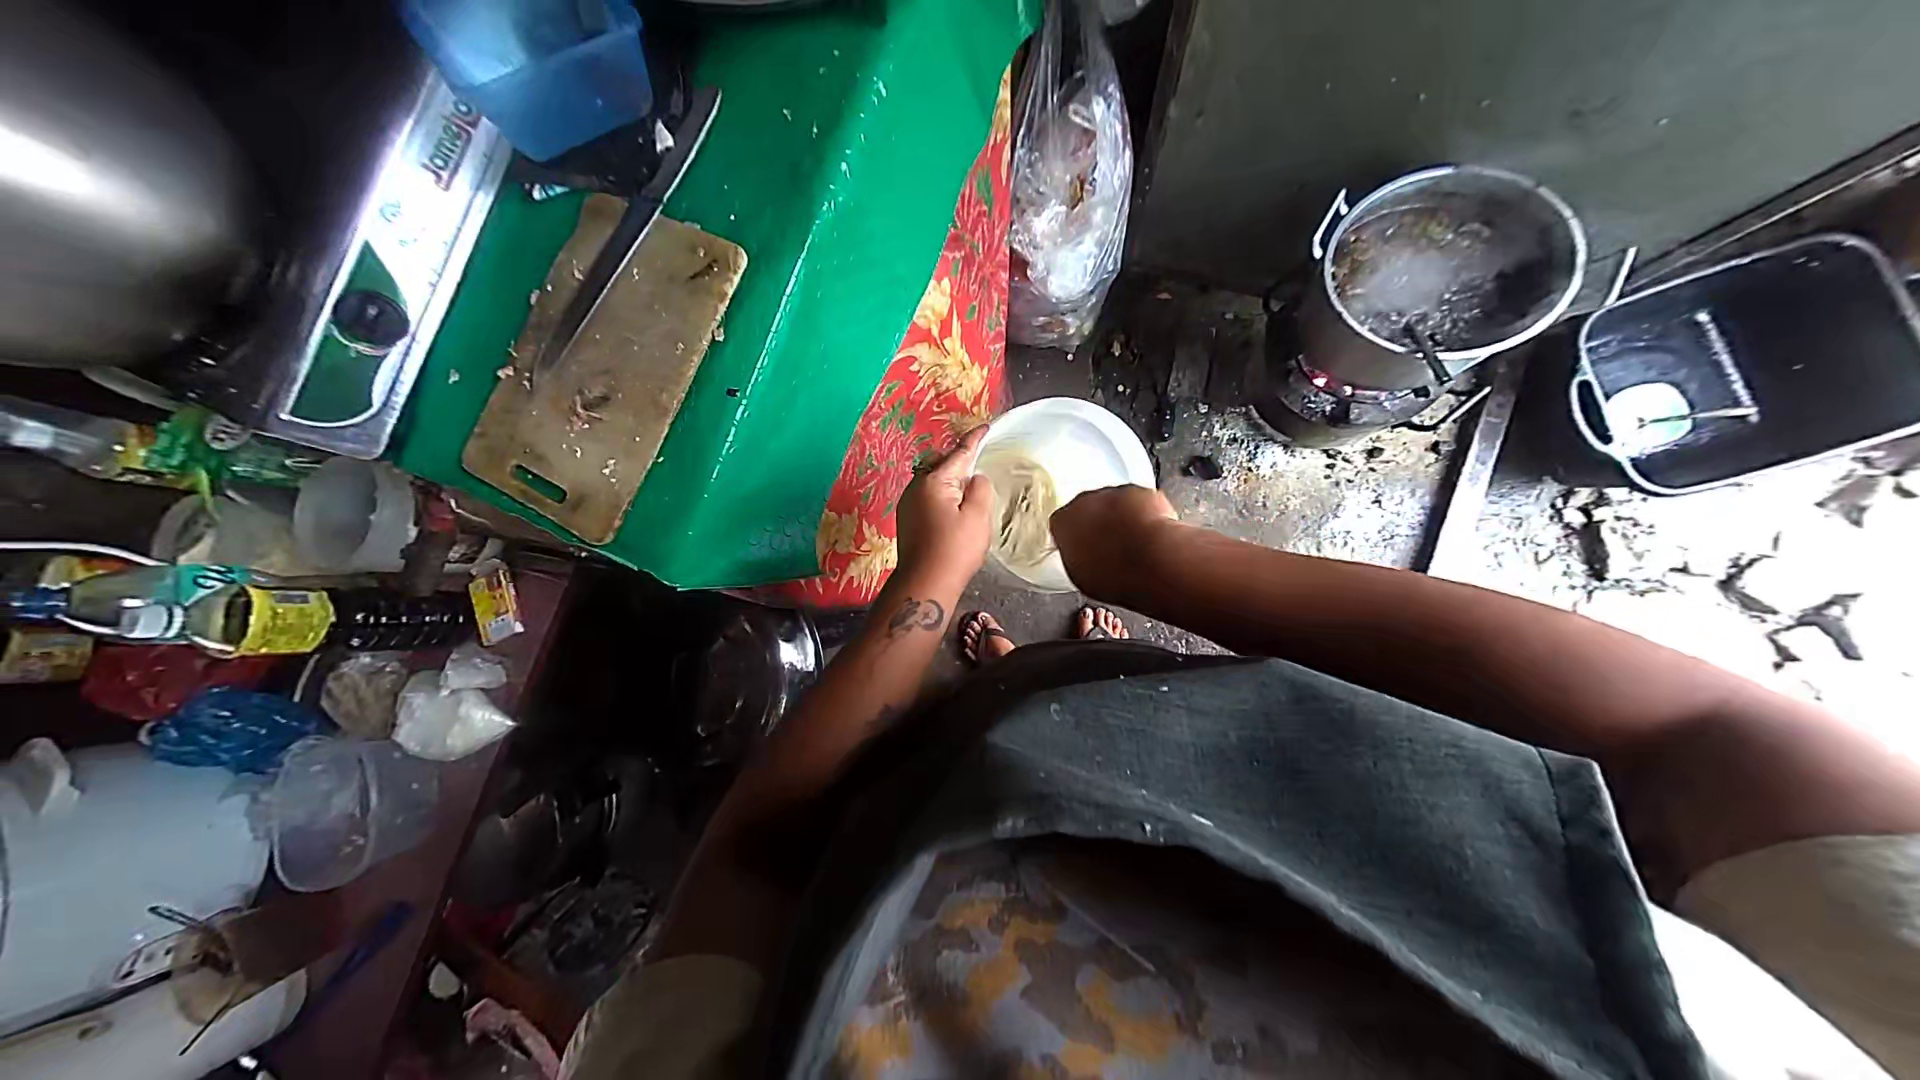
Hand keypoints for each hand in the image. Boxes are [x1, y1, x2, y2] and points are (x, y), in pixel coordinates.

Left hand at [894, 425, 994, 583]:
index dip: (974, 439)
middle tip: (981, 462)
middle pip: (942, 465)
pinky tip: (953, 506)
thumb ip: (980, 488)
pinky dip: (942, 495)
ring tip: (969, 487)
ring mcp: (908, 503)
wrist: (925, 583)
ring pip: (933, 481)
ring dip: (950, 480)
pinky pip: (928, 496)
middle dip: (960, 461)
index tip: (985, 427)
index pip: (959, 453)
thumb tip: (974, 478)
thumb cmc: (955, 549)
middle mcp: (916, 487)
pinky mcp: (907, 519)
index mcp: (934, 481)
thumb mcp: (977, 516)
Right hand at [1050, 485, 1179, 597]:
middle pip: (1086, 507)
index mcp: (1063, 523)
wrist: (1149, 562)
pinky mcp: (1138, 491)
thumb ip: (1076, 558)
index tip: (1083, 547)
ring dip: (1122, 517)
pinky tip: (1149, 534)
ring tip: (1134, 544)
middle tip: (1110, 546)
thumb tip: (1084, 559)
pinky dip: (1145, 513)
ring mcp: (1112, 494)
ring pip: (1114, 502)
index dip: (1074, 536)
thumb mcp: (1082, 577)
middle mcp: (1083, 502)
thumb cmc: (1115, 573)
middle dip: (1097, 522)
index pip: (1061, 523)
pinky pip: (1139, 501)